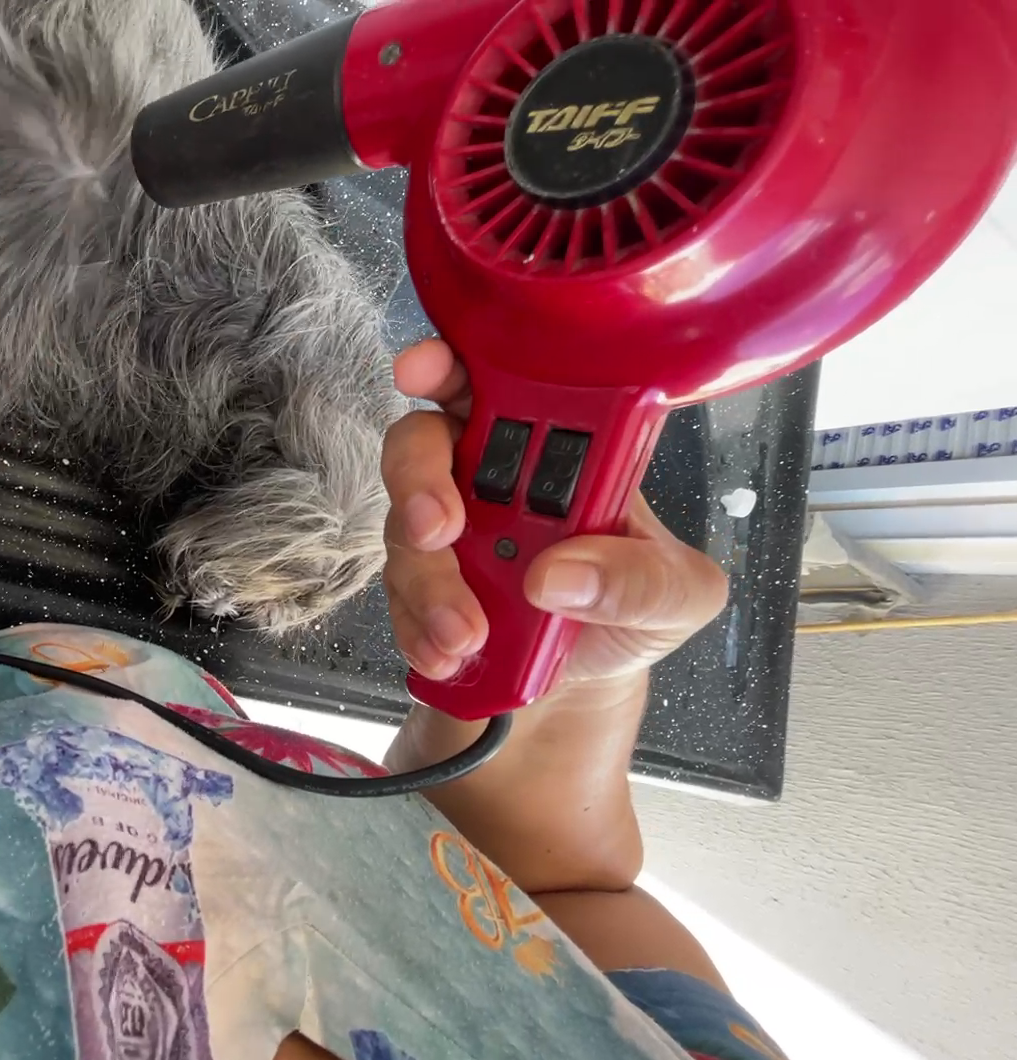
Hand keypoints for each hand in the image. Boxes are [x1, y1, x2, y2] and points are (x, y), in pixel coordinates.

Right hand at [381, 339, 727, 690]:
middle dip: (418, 480)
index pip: (490, 382)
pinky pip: (393, 594)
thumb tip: (560, 575)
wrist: (580, 683)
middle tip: (439, 530)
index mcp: (552, 449)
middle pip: (419, 443)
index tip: (420, 370)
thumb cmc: (627, 611)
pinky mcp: (413, 584)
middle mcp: (485, 479)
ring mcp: (442, 533)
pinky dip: (415, 626)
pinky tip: (447, 654)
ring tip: (466, 635)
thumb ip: (642, 579)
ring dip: (428, 583)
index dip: (447, 364)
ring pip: (401, 528)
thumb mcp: (679, 596)